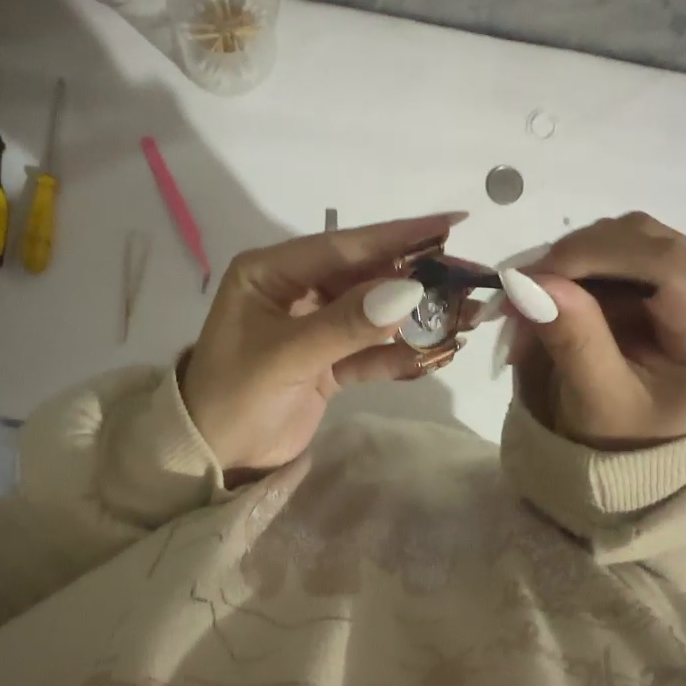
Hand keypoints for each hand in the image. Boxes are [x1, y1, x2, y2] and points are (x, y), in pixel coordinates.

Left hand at [181, 213, 465, 475]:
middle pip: (366, 276)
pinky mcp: (326, 363)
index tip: (450, 225)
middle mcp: (294, 291)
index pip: (343, 245)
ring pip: (374, 314)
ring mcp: (313, 328)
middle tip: (473, 277)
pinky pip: (370, 352)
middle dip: (418, 279)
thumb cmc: (234, 398)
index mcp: (271, 273)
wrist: (212, 460)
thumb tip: (408, 292)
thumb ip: (346, 324)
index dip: (398, 236)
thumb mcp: (286, 357)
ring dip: (416, 318)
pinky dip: (400, 355)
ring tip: (469, 316)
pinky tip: (437, 354)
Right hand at [502, 212, 685, 450]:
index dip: (592, 256)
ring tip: (531, 307)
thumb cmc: (626, 440)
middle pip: (647, 242)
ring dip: (571, 264)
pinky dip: (580, 269)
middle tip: (514, 298)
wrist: (640, 447)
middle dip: (572, 261)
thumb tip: (533, 282)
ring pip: (630, 237)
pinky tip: (555, 301)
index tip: (527, 278)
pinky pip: (625, 248)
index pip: (666, 264)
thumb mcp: (596, 402)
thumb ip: (574, 341)